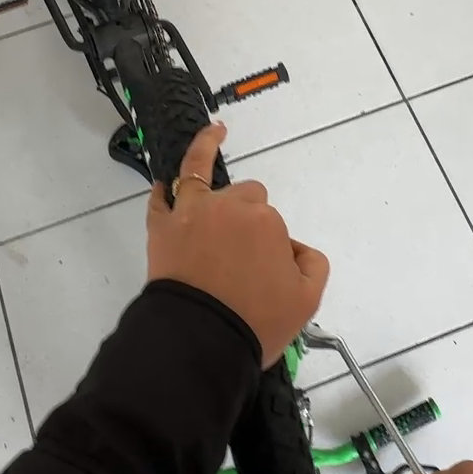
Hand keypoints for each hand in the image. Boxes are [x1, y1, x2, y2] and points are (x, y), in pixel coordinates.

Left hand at [146, 124, 329, 365]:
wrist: (202, 339)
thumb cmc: (256, 321)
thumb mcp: (307, 299)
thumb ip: (312, 263)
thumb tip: (293, 248)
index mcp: (266, 220)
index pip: (272, 221)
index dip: (272, 244)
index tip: (266, 273)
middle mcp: (229, 206)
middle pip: (244, 195)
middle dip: (248, 213)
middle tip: (242, 256)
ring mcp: (191, 213)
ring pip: (202, 175)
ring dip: (207, 150)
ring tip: (213, 134)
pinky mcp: (162, 228)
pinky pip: (160, 199)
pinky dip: (162, 190)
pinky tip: (164, 182)